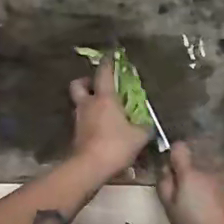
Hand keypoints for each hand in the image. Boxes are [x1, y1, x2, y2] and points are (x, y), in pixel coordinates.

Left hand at [68, 58, 151, 178]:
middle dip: (87, 82)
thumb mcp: (139, 136)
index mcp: (104, 98)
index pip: (104, 73)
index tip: (111, 55)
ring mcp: (78, 119)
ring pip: (79, 103)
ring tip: (103, 110)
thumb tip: (147, 124)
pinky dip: (89, 120)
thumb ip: (144, 126)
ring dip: (88, 103)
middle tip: (98, 87)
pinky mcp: (76, 134)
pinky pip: (82, 120)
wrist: (90, 168)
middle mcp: (88, 104)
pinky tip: (101, 128)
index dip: (108, 62)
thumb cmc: (116, 145)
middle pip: (78, 84)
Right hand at [156, 142, 223, 223]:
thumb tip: (164, 168)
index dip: (170, 154)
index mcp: (190, 172)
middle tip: (172, 198)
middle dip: (179, 176)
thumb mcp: (170, 206)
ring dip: (190, 187)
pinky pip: (206, 187)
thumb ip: (164, 184)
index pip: (179, 147)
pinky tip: (200, 214)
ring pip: (197, 177)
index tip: (165, 171)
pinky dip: (200, 195)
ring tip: (186, 210)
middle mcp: (205, 172)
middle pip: (188, 165)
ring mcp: (217, 182)